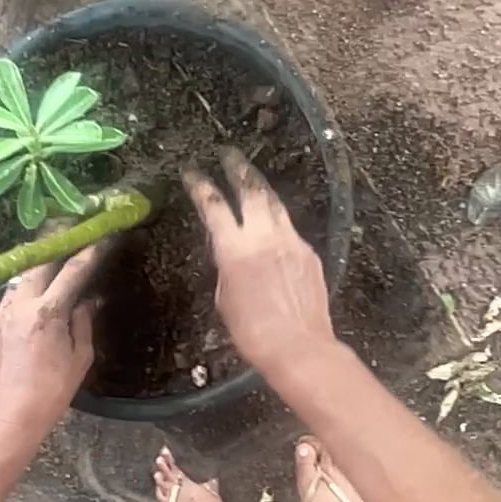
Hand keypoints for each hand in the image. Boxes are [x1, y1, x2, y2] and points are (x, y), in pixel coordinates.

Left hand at [0, 247, 101, 439]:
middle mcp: (20, 305)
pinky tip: (38, 282)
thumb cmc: (51, 392)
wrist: (10, 414)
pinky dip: (28, 281)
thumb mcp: (79, 358)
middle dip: (57, 241)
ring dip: (41, 260)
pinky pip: (13, 292)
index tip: (101, 239)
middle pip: (40, 261)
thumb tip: (87, 301)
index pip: (72, 272)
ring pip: (23, 274)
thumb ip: (83, 323)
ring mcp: (2, 312)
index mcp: (46, 314)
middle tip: (73, 227)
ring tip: (56, 248)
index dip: (89, 253)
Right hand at [183, 148, 337, 373]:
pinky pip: (290, 229)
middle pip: (252, 190)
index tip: (191, 172)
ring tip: (252, 179)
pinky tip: (274, 227)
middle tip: (229, 155)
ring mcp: (291, 241)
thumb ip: (226, 266)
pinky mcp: (309, 253)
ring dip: (261, 188)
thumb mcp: (225, 298)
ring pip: (275, 204)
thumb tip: (229, 252)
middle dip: (238, 168)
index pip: (214, 206)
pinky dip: (278, 222)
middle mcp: (265, 236)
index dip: (200, 186)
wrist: (300, 347)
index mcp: (235, 249)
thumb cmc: (253, 332)